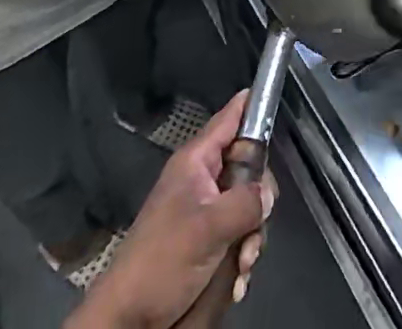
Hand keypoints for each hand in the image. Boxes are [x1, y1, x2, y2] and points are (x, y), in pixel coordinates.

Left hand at [68, 90, 277, 327]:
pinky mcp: (206, 240)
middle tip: (253, 229)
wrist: (133, 313)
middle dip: (258, 204)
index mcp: (195, 163)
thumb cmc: (164, 259)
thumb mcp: (209, 228)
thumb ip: (244, 202)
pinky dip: (241, 258)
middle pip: (247, 171)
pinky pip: (239, 237)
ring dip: (251, 239)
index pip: (226, 122)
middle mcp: (201, 180)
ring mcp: (203, 211)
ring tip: (240, 266)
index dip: (247, 107)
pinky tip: (236, 280)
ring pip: (247, 208)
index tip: (268, 93)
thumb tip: (266, 192)